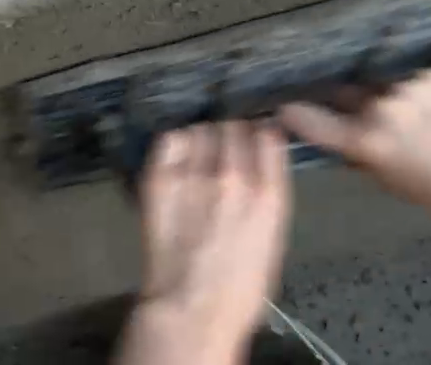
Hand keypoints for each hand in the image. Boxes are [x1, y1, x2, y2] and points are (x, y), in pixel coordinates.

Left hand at [123, 120, 290, 362]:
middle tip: (222, 142)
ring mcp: (193, 172)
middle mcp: (233, 175)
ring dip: (201, 135)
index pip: (266, 137)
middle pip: (231, 126)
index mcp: (269, 196)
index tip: (253, 132)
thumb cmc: (239, 287)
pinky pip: (169, 139)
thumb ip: (262, 197)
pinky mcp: (160, 174)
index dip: (258, 131)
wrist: (192, 304)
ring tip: (198, 149)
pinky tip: (176, 154)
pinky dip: (175, 141)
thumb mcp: (270, 239)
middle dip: (229, 131)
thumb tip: (254, 168)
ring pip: (199, 129)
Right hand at [278, 68, 430, 237]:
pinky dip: (412, 90)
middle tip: (351, 112)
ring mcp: (409, 86)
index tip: (282, 108)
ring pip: (375, 83)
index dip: (290, 112)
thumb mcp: (397, 184)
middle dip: (340, 102)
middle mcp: (381, 107)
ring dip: (379, 94)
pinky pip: (407, 77)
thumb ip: (359, 155)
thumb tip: (331, 135)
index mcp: (368, 141)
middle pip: (340, 93)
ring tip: (404, 112)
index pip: (302, 114)